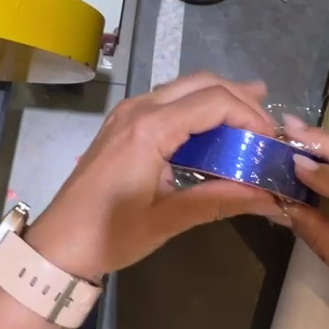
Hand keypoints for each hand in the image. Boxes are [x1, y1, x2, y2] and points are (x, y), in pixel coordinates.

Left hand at [24, 73, 285, 280]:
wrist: (57, 245)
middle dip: (239, 97)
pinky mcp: (123, 122)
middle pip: (201, 83)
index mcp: (150, 129)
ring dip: (218, 98)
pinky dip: (197, 107)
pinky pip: (168, 100)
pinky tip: (213, 127)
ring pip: (184, 87)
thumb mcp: (169, 219)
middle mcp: (139, 109)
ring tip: (252, 116)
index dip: (249, 115)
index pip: (213, 102)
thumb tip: (268, 196)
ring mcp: (127, 112)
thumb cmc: (110, 235)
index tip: (271, 141)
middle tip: (269, 123)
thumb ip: (220, 199)